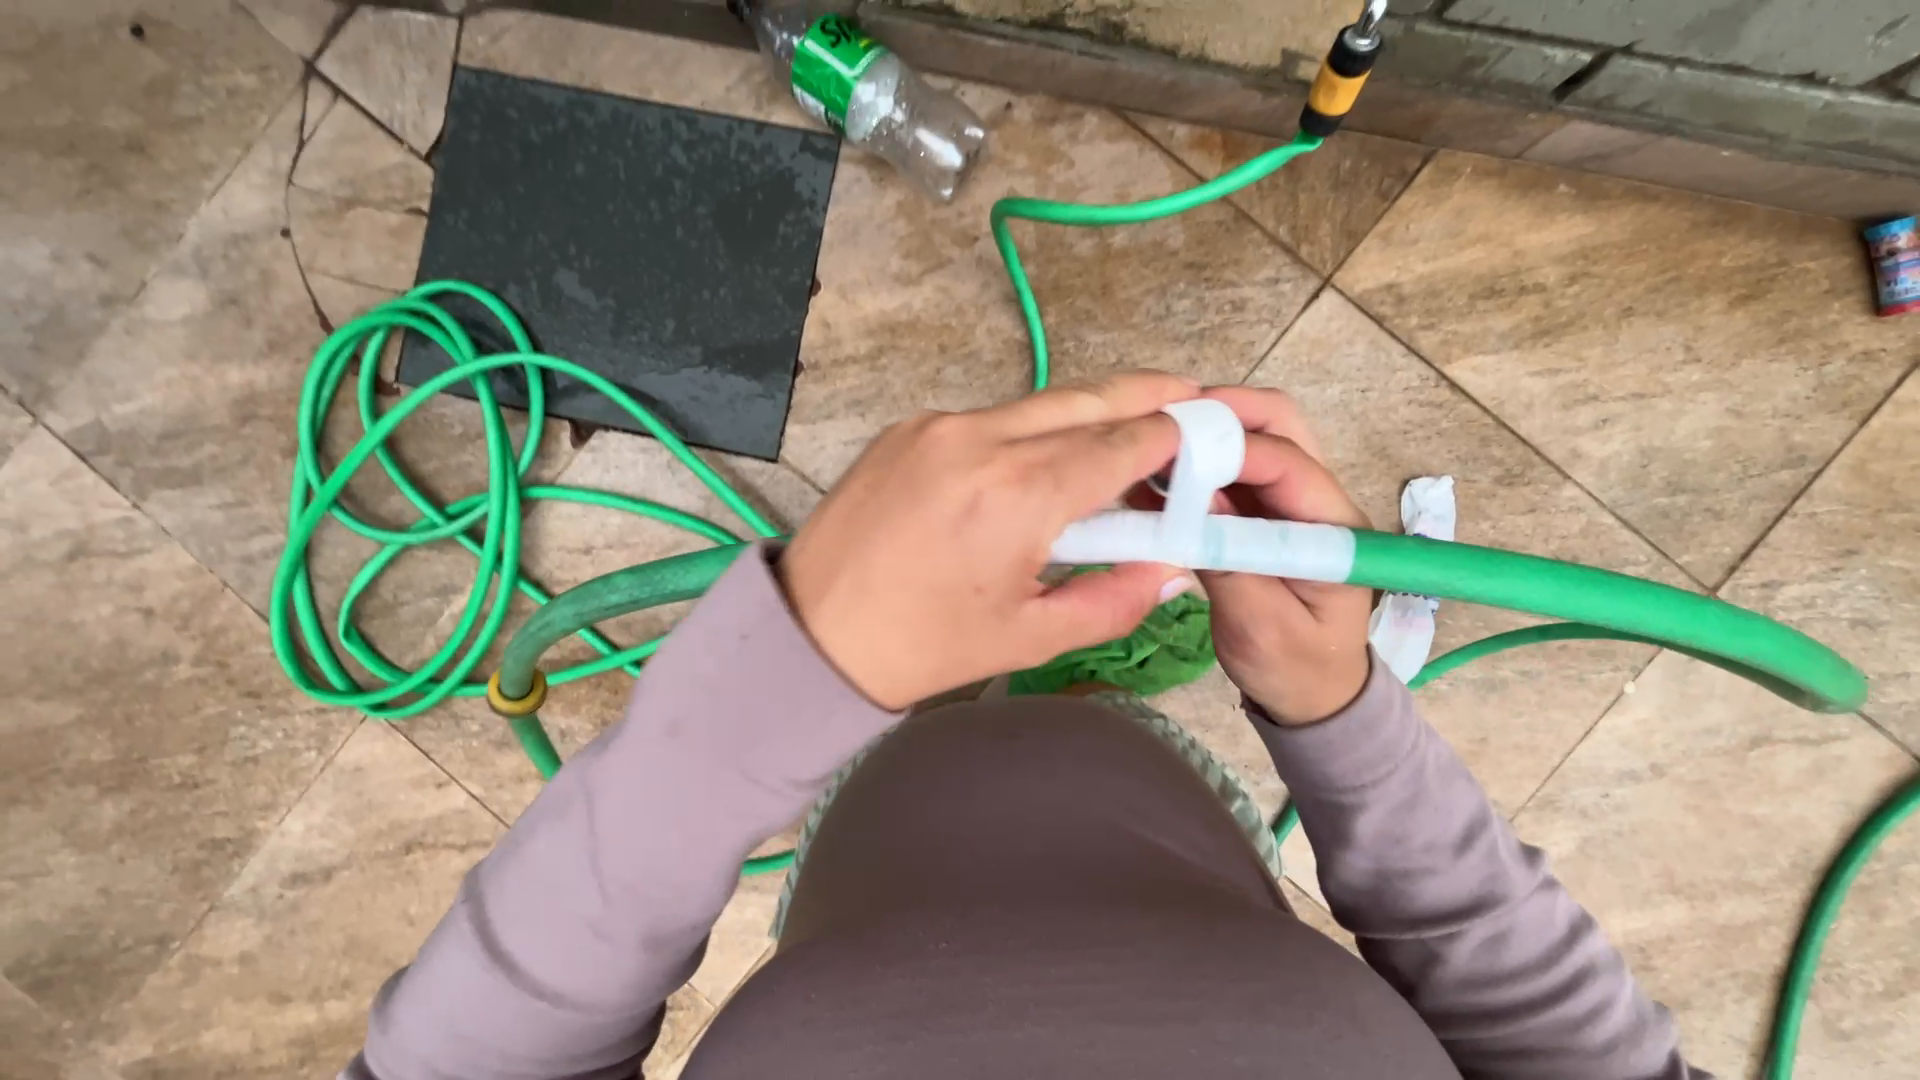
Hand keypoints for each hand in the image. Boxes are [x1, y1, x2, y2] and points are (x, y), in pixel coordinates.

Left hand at [781, 372, 1198, 709]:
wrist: (809, 631)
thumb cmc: (920, 647)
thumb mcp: (1027, 638)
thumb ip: (1112, 600)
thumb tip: (1170, 566)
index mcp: (1019, 494)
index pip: (1122, 443)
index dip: (1175, 436)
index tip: (1211, 432)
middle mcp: (981, 438)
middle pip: (1088, 398)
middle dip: (1148, 395)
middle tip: (1193, 397)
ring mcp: (938, 424)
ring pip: (1039, 403)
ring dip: (1089, 412)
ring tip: (1128, 427)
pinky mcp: (907, 427)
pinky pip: (990, 417)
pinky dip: (1031, 428)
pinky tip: (1044, 457)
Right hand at [1128, 386, 1373, 724]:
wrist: (1313, 693)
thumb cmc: (1294, 667)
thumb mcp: (1261, 627)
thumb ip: (1231, 563)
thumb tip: (1193, 500)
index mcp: (1334, 528)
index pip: (1288, 462)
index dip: (1232, 445)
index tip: (1171, 444)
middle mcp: (1317, 499)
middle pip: (1279, 424)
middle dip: (1222, 413)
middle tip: (1160, 424)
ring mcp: (1288, 502)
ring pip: (1253, 437)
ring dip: (1205, 432)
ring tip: (1149, 447)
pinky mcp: (1261, 512)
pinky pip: (1229, 469)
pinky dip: (1193, 462)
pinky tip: (1151, 478)